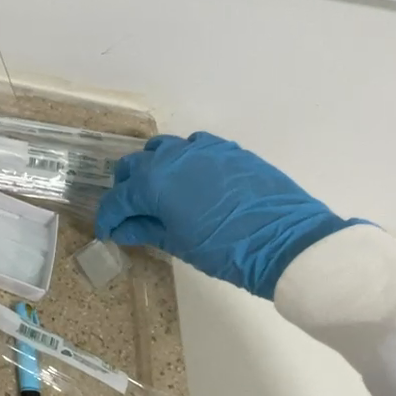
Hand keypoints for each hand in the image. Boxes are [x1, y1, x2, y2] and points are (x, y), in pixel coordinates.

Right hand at [94, 132, 361, 297]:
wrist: (288, 242)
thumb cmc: (225, 250)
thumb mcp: (179, 244)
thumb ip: (146, 230)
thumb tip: (122, 230)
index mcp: (151, 183)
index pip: (118, 199)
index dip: (109, 217)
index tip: (107, 231)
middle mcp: (168, 158)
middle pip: (134, 167)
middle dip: (127, 188)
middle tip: (132, 211)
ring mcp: (198, 150)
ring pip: (162, 149)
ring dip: (154, 167)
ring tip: (161, 188)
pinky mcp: (226, 150)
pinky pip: (195, 146)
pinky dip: (186, 158)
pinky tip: (194, 177)